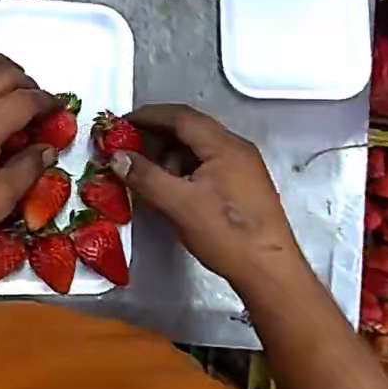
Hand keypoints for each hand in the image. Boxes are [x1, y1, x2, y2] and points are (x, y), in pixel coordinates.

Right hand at [110, 105, 309, 291]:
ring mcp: (243, 167)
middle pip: (190, 129)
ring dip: (169, 154)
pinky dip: (184, 168)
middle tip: (128, 148)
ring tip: (147, 173)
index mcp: (224, 146)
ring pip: (199, 148)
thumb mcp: (178, 204)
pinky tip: (171, 189)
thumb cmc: (225, 234)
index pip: (181, 117)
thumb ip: (145, 176)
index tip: (121, 123)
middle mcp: (237, 149)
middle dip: (156, 136)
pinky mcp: (243, 186)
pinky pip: (208, 164)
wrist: (270, 272)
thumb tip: (117, 157)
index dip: (148, 116)